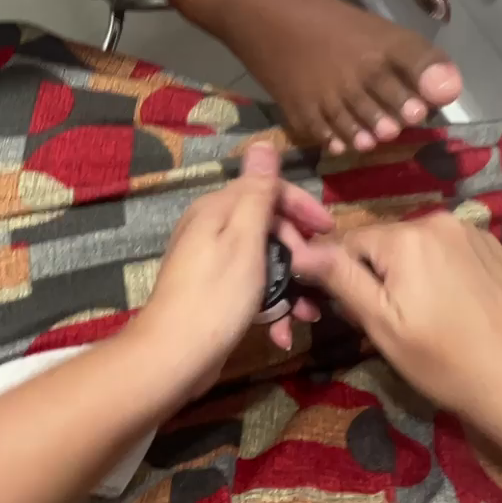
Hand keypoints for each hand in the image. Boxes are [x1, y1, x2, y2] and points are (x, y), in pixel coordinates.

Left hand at [126, 142, 334, 395]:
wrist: (172, 358)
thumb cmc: (215, 295)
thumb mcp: (244, 239)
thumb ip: (257, 192)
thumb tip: (262, 144)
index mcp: (218, 208)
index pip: (268, 189)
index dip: (302, 207)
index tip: (329, 232)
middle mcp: (212, 227)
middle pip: (268, 225)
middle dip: (297, 254)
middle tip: (316, 281)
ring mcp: (211, 260)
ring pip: (263, 260)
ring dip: (289, 286)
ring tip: (307, 316)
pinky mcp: (213, 290)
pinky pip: (251, 286)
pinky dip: (269, 306)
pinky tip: (281, 332)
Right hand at [286, 211, 501, 433]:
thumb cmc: (445, 361)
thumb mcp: (381, 325)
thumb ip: (339, 278)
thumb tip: (299, 248)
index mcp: (404, 236)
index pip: (347, 241)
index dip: (340, 275)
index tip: (347, 311)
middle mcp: (435, 219)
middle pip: (382, 241)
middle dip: (376, 273)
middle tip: (389, 321)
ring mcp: (468, 230)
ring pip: (413, 245)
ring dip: (406, 271)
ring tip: (424, 316)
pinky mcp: (491, 245)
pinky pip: (445, 249)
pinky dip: (438, 270)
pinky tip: (453, 305)